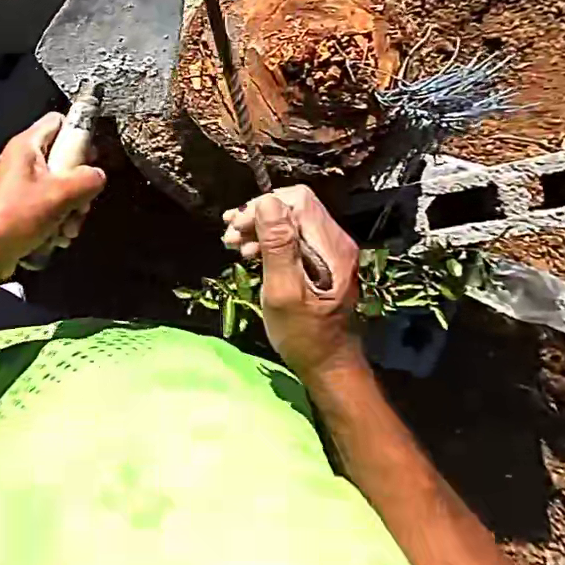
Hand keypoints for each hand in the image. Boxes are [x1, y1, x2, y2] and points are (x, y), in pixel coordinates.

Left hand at [0, 112, 107, 290]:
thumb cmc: (14, 218)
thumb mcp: (59, 195)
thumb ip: (87, 179)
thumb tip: (97, 177)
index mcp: (27, 146)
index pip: (60, 121)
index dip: (79, 136)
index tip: (89, 161)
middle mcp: (24, 162)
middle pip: (65, 161)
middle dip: (80, 187)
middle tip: (80, 207)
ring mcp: (22, 187)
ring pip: (61, 190)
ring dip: (71, 212)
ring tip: (66, 232)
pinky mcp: (21, 210)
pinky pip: (50, 210)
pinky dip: (57, 224)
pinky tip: (56, 240)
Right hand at [222, 186, 364, 377]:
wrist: (327, 364)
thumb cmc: (303, 334)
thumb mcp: (284, 292)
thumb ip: (278, 246)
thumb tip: (267, 203)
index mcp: (331, 247)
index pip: (297, 201)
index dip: (262, 207)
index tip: (236, 229)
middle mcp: (335, 241)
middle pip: (294, 206)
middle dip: (258, 215)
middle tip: (229, 237)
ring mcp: (331, 250)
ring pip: (292, 220)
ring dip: (260, 227)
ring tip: (234, 244)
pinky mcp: (323, 260)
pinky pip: (294, 236)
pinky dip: (269, 239)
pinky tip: (251, 253)